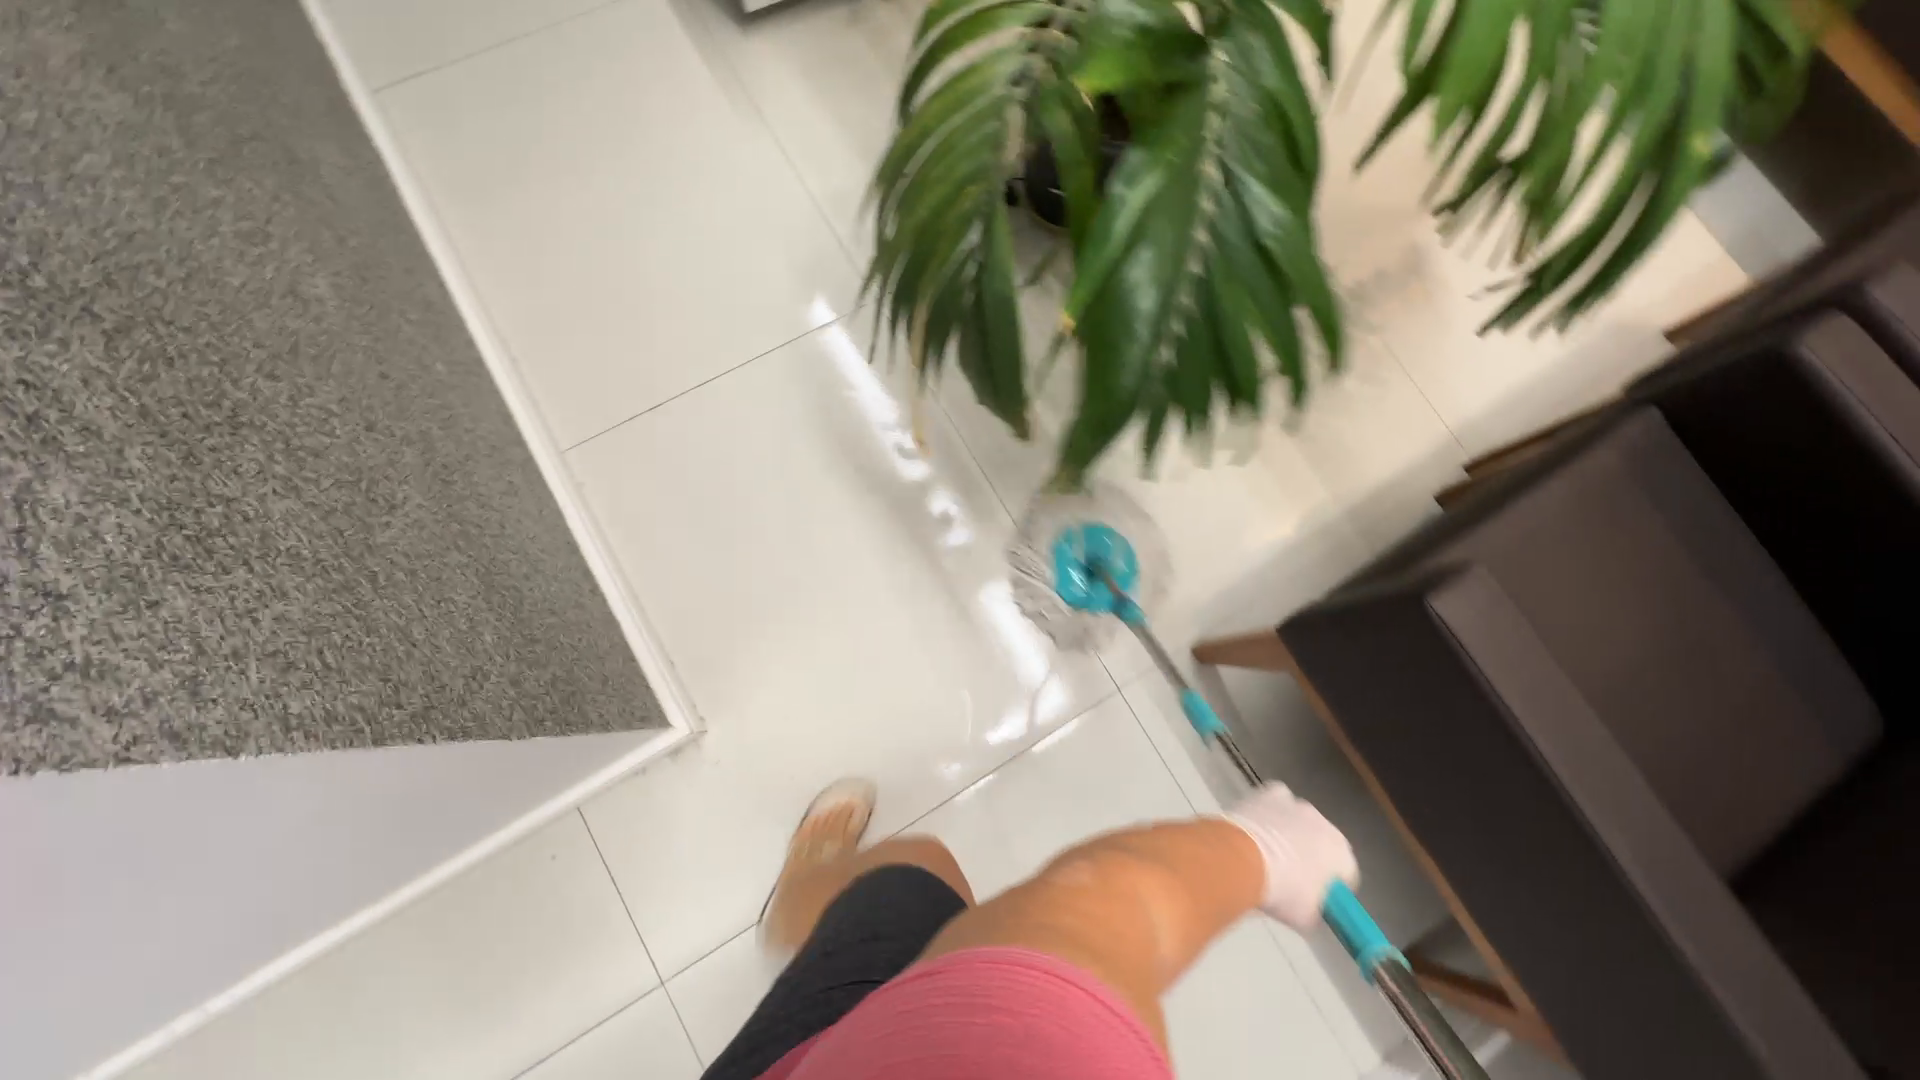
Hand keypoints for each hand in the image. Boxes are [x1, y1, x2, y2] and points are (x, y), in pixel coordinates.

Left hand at [1224, 783, 1358, 929]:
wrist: (1242, 858)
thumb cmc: (1279, 891)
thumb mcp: (1305, 917)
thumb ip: (1316, 911)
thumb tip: (1311, 909)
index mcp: (1341, 853)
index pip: (1346, 872)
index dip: (1333, 886)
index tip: (1318, 897)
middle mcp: (1324, 823)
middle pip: (1322, 841)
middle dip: (1311, 856)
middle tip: (1290, 875)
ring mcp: (1296, 804)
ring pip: (1299, 819)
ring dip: (1290, 831)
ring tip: (1269, 850)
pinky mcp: (1269, 793)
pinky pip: (1276, 800)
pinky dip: (1270, 810)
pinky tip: (1258, 824)